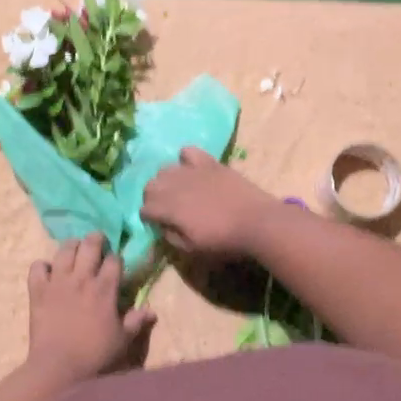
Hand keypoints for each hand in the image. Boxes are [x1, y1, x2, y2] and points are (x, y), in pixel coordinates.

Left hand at [24, 233, 155, 383]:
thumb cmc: (95, 354)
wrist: (58, 367)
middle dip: (96, 239)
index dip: (116, 259)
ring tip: (74, 249)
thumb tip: (151, 310)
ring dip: (71, 246)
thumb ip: (136, 321)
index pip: (114, 260)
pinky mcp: (37, 291)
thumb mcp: (123, 340)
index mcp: (105, 288)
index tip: (116, 264)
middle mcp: (81, 278)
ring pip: (64, 250)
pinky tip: (48, 272)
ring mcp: (57, 282)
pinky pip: (37, 267)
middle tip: (98, 241)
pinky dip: (42, 266)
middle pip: (90, 245)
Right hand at [140, 147, 278, 256]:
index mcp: (168, 209)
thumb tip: (163, 227)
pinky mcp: (209, 162)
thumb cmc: (223, 241)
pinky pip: (188, 151)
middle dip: (153, 197)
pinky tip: (193, 170)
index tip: (159, 224)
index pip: (144, 209)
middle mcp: (174, 186)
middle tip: (167, 208)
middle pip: (150, 186)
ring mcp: (191, 171)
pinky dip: (186, 159)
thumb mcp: (192, 249)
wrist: (256, 222)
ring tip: (179, 190)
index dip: (149, 218)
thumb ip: (171, 237)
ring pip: (165, 168)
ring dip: (167, 180)